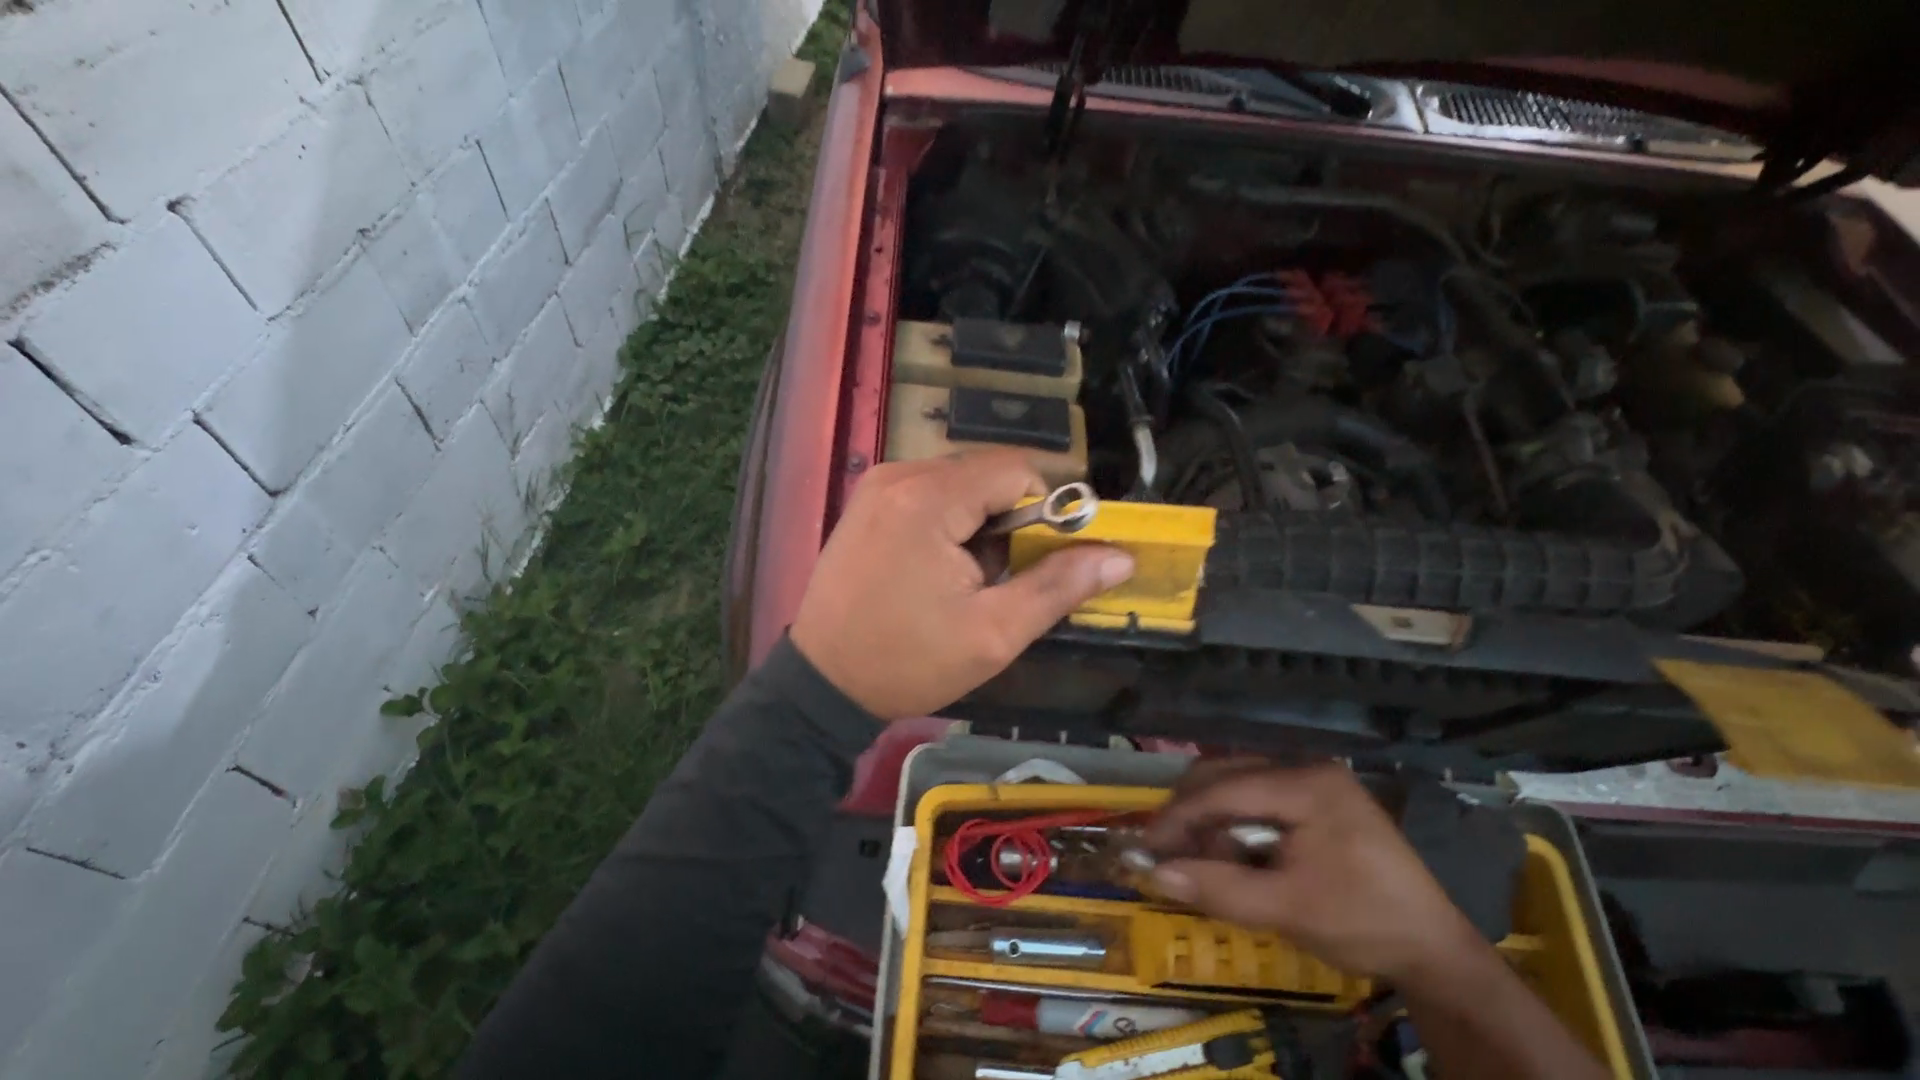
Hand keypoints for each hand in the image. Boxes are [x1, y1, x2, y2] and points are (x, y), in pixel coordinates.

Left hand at [789, 450, 1133, 719]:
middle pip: (987, 474)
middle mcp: (899, 474)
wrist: (822, 684)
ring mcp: (877, 485)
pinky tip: (936, 570)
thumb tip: (1121, 557)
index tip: (1038, 562)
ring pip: (959, 483)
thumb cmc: (909, 662)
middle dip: (1009, 521)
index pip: (1017, 470)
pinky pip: (929, 494)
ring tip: (965, 581)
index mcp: (929, 497)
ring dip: (979, 524)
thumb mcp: (994, 633)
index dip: (1044, 512)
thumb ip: (1058, 586)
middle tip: (998, 580)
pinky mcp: (866, 502)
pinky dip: (948, 522)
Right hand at [1141, 762, 1482, 985]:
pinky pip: (1257, 799)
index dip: (1176, 818)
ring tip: (1200, 862)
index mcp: (1306, 785)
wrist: (1433, 949)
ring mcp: (1315, 782)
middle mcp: (1308, 769)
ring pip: (1236, 784)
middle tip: (1167, 856)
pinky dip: (1233, 823)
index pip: (1222, 789)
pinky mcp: (1318, 801)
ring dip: (1209, 819)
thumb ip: (1218, 887)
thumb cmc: (1362, 923)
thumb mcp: (1286, 909)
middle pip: (1224, 775)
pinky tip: (1232, 856)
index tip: (1144, 850)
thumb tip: (1153, 873)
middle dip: (1189, 814)